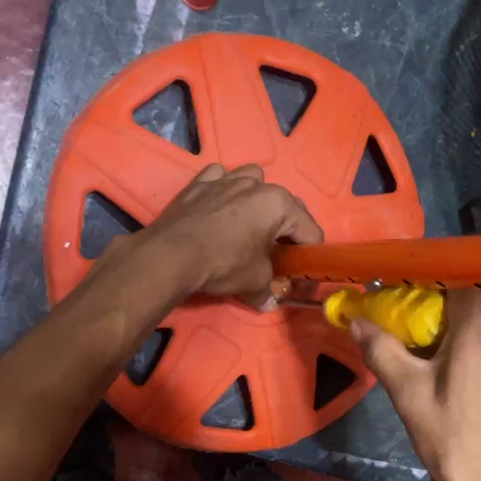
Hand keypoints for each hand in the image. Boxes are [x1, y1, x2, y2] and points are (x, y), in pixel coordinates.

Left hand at [132, 163, 322, 302]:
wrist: (170, 255)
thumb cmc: (222, 264)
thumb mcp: (254, 282)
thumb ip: (268, 289)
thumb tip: (268, 301)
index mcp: (277, 204)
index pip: (309, 230)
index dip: (310, 255)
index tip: (302, 273)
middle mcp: (255, 184)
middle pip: (284, 205)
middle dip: (286, 230)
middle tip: (277, 255)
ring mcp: (225, 178)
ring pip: (253, 182)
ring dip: (256, 201)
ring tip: (249, 225)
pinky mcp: (199, 183)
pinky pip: (220, 179)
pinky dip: (224, 191)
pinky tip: (219, 209)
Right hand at [352, 290, 480, 480]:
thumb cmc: (453, 437)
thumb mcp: (408, 392)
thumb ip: (381, 349)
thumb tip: (355, 321)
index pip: (447, 275)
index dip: (415, 284)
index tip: (390, 302)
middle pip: (467, 290)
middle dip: (433, 303)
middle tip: (403, 330)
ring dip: (453, 321)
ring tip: (425, 351)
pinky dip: (473, 338)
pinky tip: (452, 367)